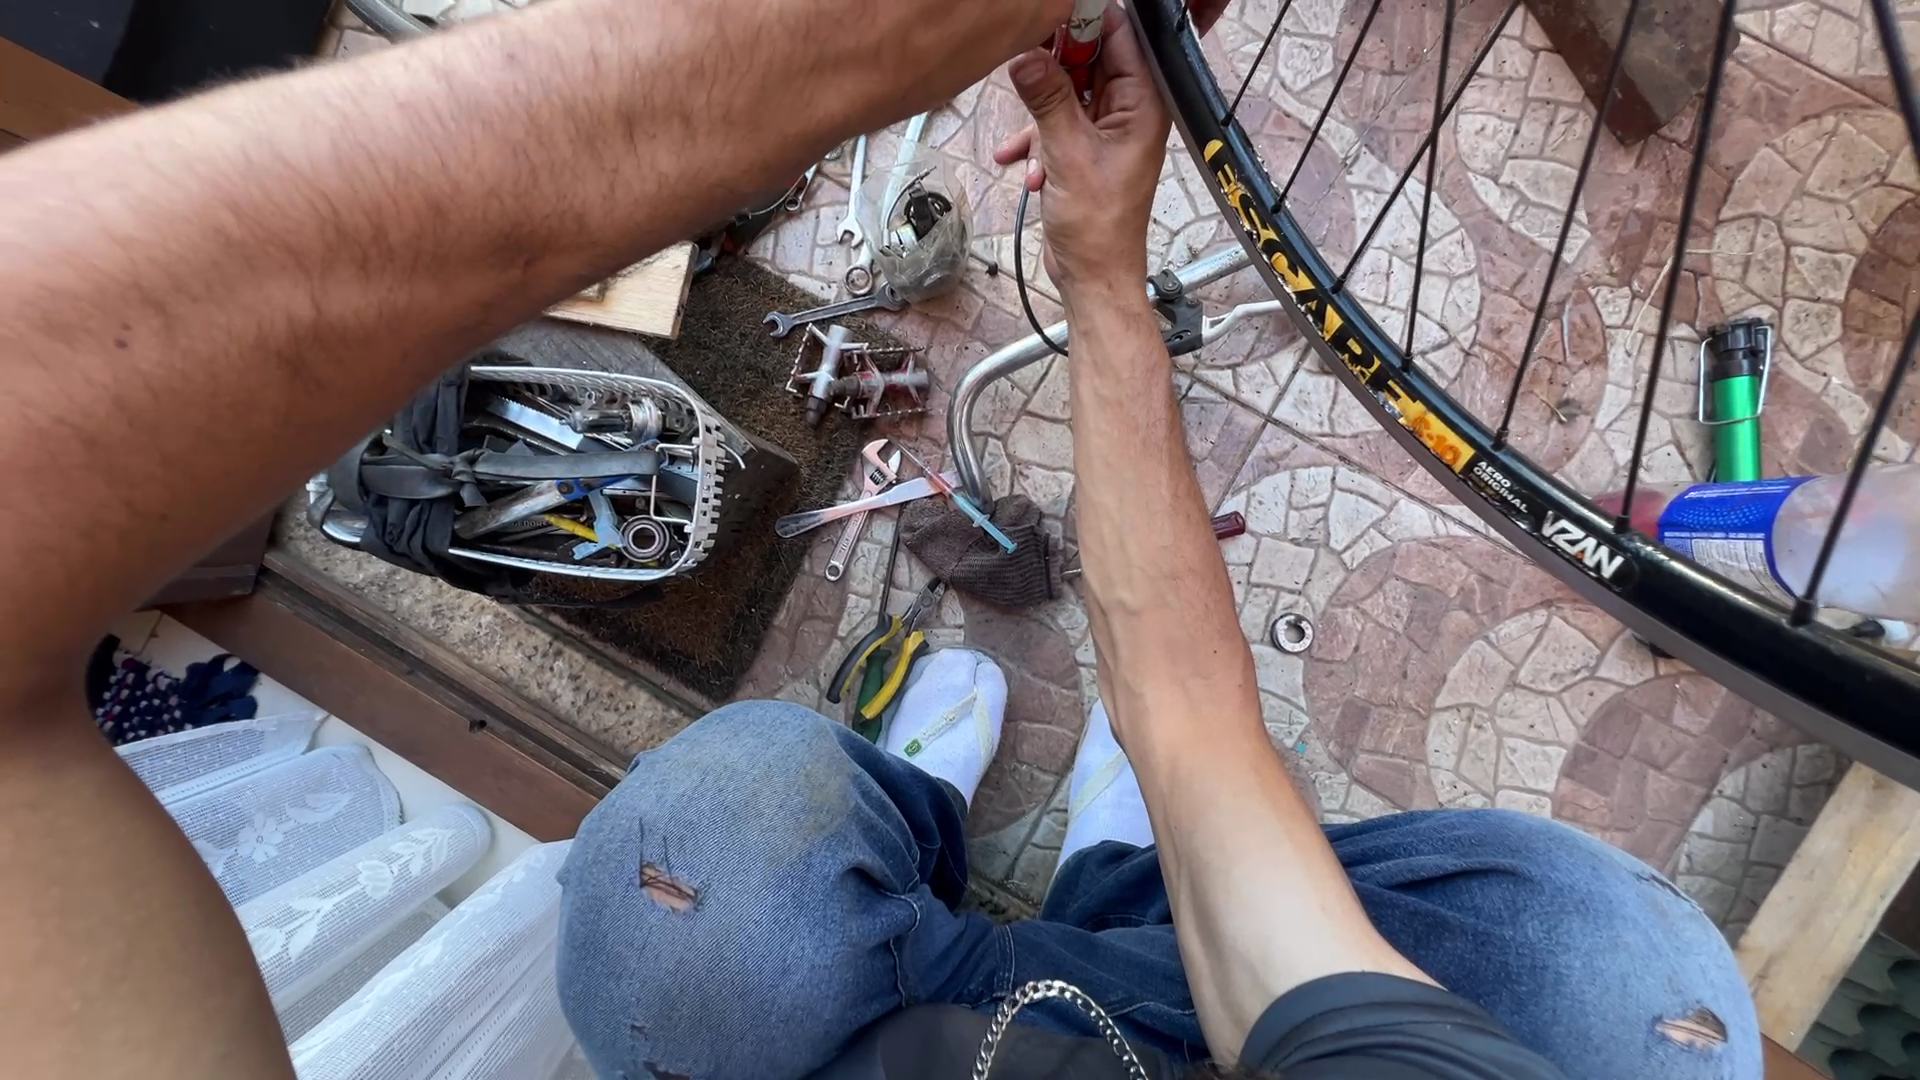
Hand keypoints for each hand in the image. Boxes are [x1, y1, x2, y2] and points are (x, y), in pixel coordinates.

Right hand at [992, 6, 1169, 296]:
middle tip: (1023, 72)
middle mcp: (1127, 113)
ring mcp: (1104, 134)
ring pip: (1066, 95)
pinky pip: (1056, 129)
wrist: (1092, 278)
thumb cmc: (1099, 229)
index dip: (1081, 23)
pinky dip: (1036, 145)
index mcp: (1141, 103)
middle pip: (1087, 61)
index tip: (1043, 24)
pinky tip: (1020, 165)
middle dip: (1052, 71)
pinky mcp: (1084, 155)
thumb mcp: (1067, 154)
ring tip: (1028, 147)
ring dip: (1039, 117)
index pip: (1118, 34)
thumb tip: (1025, 55)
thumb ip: (1046, 98)